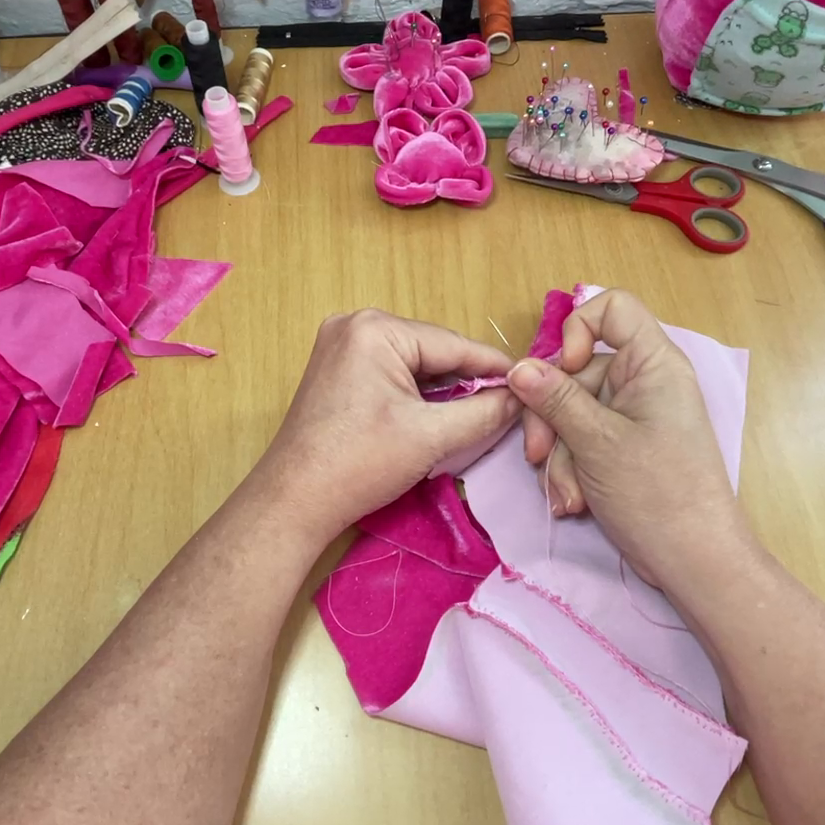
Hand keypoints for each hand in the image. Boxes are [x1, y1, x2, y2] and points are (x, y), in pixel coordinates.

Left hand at [243, 310, 518, 545]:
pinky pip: (391, 371)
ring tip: (480, 412)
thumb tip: (521, 398)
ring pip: (413, 363)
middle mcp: (354, 323)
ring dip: (443, 388)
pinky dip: (416, 392)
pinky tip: (439, 413)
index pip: (453, 344)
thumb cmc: (360, 464)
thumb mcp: (432, 436)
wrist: (293, 501)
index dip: (496, 368)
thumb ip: (484, 412)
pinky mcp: (335, 368)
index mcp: (375, 328)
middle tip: (509, 405)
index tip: (532, 385)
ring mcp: (340, 345)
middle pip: (432, 350)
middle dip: (468, 379)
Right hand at [505, 289, 755, 587]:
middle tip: (537, 455)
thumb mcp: (597, 442)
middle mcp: (641, 382)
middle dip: (550, 416)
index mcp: (652, 364)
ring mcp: (630, 416)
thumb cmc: (656, 493)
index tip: (563, 370)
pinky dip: (569, 467)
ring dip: (557, 453)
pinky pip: (578, 439)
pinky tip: (571, 499)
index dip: (578, 330)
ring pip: (568, 411)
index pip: (612, 309)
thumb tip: (517, 367)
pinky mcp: (619, 446)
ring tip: (565, 493)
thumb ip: (555, 399)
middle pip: (575, 371)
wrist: (693, 564)